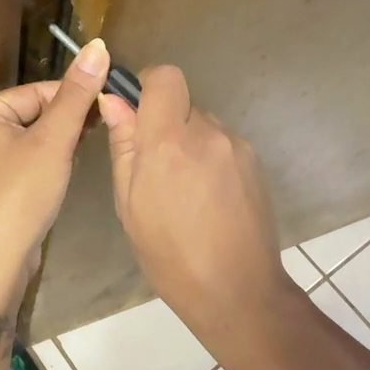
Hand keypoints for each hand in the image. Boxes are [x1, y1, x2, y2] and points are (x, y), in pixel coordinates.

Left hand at [0, 38, 110, 298]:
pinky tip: (67, 174)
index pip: (36, 91)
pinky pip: (25, 164)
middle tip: (103, 129)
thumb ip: (76, 95)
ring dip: (60, 144)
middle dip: (67, 121)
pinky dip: (48, 165)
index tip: (107, 105)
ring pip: (31, 140)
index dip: (73, 96)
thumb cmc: (20, 194)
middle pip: (33, 114)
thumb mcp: (53, 141)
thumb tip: (98, 45)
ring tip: (88, 151)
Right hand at [99, 66, 288, 329]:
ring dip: (187, 142)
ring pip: (202, 123)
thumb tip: (114, 102)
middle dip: (164, 122)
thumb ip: (124, 146)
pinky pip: (221, 144)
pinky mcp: (255, 163)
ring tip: (182, 191)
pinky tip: (206, 199)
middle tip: (153, 167)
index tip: (134, 113)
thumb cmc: (169, 255)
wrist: (237, 292)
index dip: (146, 85)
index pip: (164, 77)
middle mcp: (208, 134)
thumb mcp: (129, 204)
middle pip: (182, 101)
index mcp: (169, 142)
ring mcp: (237, 147)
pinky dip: (208, 159)